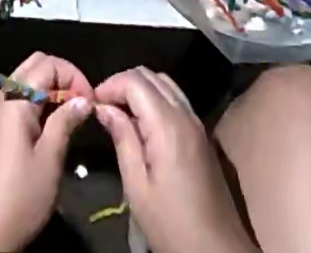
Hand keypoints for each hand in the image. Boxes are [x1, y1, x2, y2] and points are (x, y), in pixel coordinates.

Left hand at [0, 53, 94, 252]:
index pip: (47, 63)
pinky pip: (23, 98)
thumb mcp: (49, 159)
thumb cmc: (19, 195)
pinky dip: (43, 101)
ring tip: (75, 114)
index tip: (92, 101)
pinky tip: (57, 124)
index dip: (74, 75)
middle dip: (64, 77)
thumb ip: (66, 122)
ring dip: (54, 89)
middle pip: (36, 65)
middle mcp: (4, 96)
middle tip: (84, 103)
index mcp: (14, 98)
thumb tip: (84, 99)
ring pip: (30, 80)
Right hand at [94, 68, 255, 252]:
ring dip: (140, 89)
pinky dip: (155, 98)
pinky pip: (176, 98)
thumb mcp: (137, 186)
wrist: (217, 251)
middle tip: (103, 107)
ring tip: (120, 113)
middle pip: (150, 75)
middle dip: (123, 83)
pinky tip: (143, 124)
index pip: (135, 80)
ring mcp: (197, 123)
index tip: (93, 104)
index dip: (110, 85)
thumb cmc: (172, 224)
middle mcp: (185, 114)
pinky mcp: (202, 134)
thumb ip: (122, 139)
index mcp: (168, 125)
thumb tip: (103, 107)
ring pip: (164, 83)